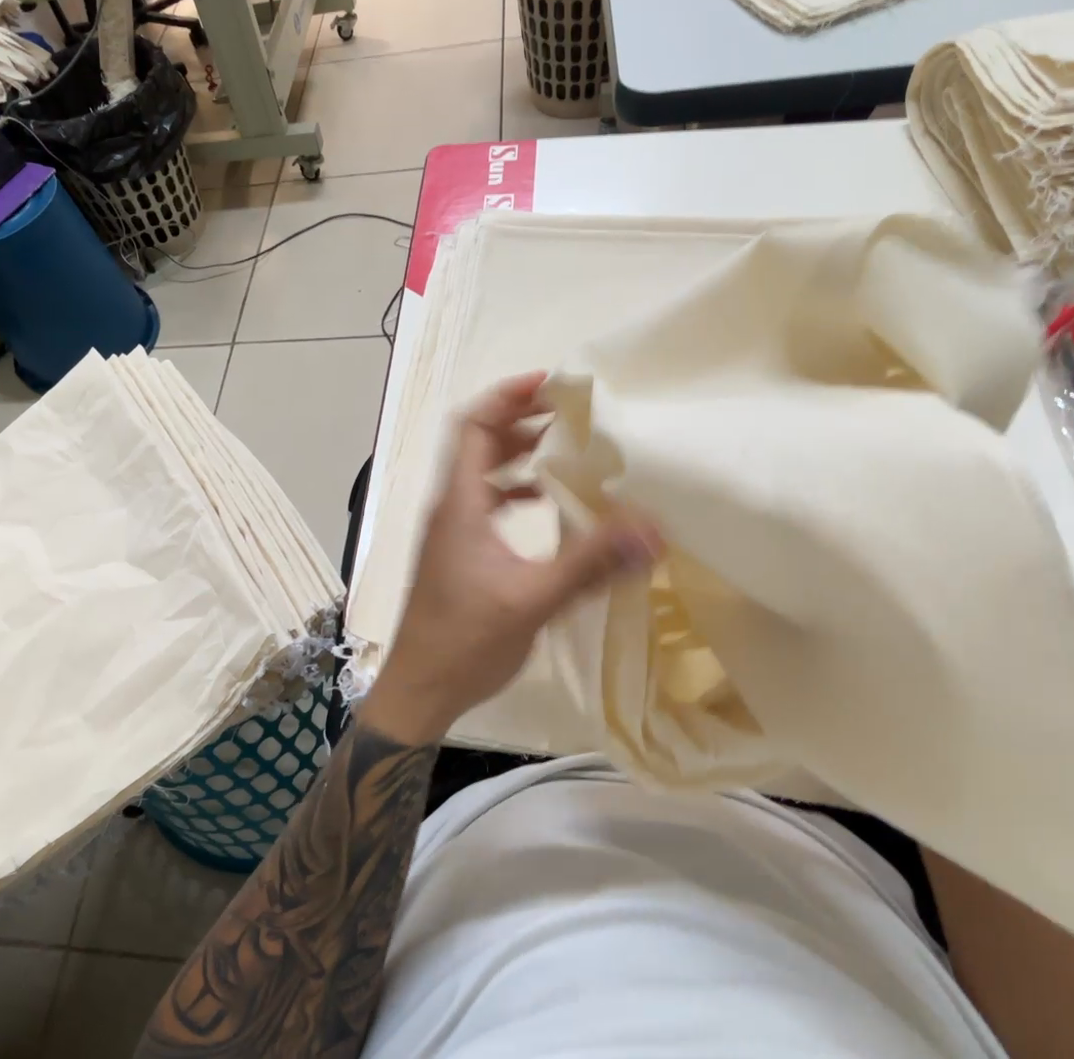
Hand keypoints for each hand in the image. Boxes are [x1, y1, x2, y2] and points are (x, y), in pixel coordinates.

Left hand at [359, 372, 661, 745]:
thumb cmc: (464, 643)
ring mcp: (450, 534)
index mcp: (459, 505)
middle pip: (478, 443)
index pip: (473, 426)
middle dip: (520, 420)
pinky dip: (513, 491)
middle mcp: (450, 509)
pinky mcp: (458, 556)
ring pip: (481, 475)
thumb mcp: (533, 601)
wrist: (419, 689)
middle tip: (569, 412)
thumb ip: (591, 564)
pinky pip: (484, 505)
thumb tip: (654, 529)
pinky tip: (544, 505)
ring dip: (516, 454)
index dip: (507, 397)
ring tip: (562, 448)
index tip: (551, 383)